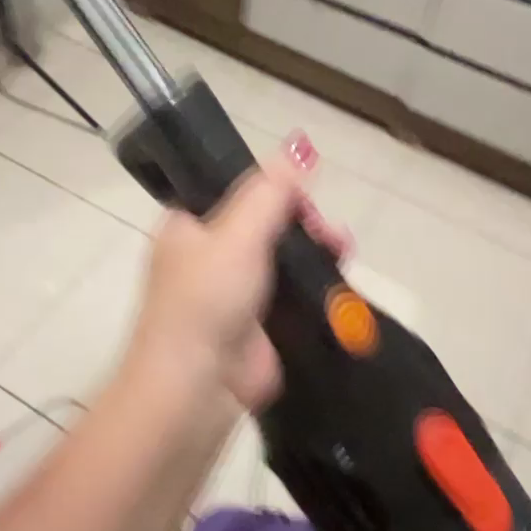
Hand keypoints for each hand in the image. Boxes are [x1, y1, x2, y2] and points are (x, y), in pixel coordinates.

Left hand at [124, 134, 348, 415]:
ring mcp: (236, 291)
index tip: (302, 194)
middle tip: (328, 230)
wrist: (199, 386)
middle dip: (303, 220)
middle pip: (267, 223)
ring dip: (316, 248)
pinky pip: (294, 292)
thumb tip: (300, 144)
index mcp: (188, 227)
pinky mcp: (262, 324)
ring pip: (284, 257)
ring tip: (343, 248)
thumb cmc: (206, 299)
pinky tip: (341, 277)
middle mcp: (209, 256)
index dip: (271, 188)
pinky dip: (318, 283)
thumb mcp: (237, 232)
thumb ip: (271, 190)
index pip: (234, 191)